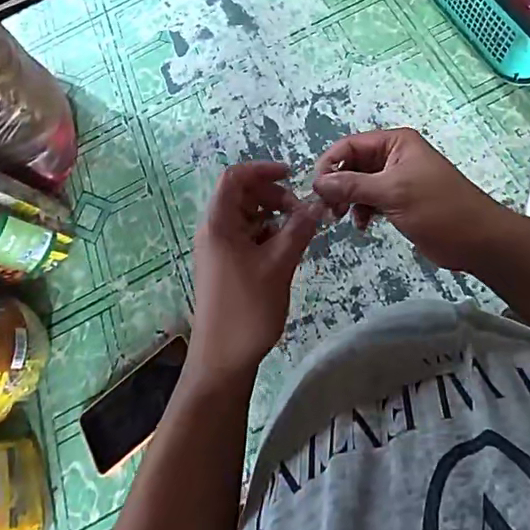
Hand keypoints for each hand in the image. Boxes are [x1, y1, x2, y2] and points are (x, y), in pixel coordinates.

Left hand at [190, 161, 324, 382]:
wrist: (222, 359)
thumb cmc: (248, 308)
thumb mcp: (279, 264)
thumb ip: (299, 229)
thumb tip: (317, 203)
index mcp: (219, 224)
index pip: (235, 177)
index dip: (263, 169)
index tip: (293, 175)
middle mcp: (213, 231)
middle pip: (241, 195)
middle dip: (273, 195)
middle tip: (300, 212)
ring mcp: (217, 249)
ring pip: (245, 217)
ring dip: (272, 216)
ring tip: (297, 232)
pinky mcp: (224, 266)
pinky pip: (245, 236)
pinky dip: (266, 235)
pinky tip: (284, 251)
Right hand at [312, 128, 506, 272]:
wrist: (477, 240)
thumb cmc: (438, 209)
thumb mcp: (392, 193)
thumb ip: (352, 186)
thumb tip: (317, 183)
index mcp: (395, 143)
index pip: (350, 145)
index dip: (330, 164)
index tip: (316, 189)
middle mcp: (394, 156)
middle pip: (352, 164)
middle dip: (338, 184)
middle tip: (328, 209)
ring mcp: (397, 179)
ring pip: (359, 184)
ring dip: (348, 200)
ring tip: (341, 218)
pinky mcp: (400, 201)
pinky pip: (370, 199)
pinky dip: (362, 210)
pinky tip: (362, 225)